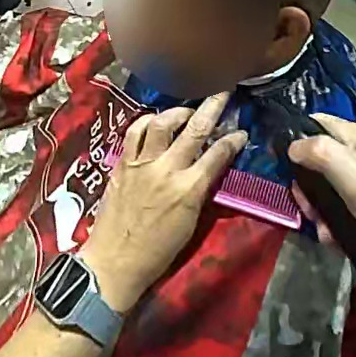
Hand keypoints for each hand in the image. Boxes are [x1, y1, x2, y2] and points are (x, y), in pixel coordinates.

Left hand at [80, 93, 245, 310]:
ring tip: (186, 111)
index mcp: (189, 189)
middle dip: (213, 107)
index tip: (241, 132)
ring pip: (161, 123)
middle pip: (195, 129)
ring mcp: (142, 164)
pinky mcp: (122, 164)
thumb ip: (201, 189)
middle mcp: (167, 170)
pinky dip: (146, 122)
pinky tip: (153, 121)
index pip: (218, 154)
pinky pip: (133, 132)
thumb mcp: (191, 222)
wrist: (114, 263)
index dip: (233, 140)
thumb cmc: (158, 250)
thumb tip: (210, 166)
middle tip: (223, 92)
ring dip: (177, 112)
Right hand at [288, 114, 355, 288]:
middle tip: (309, 209)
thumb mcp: (350, 175)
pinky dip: (336, 223)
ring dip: (320, 210)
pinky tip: (337, 241)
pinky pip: (344, 209)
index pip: (315, 123)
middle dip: (307, 186)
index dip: (295, 141)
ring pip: (329, 188)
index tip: (285, 169)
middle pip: (318, 160)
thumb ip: (319, 153)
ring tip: (325, 232)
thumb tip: (292, 145)